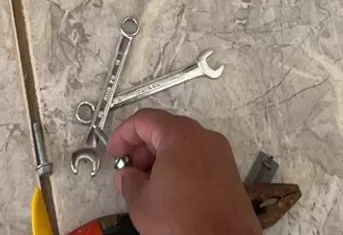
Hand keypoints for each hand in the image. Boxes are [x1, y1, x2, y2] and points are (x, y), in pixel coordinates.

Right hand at [108, 109, 259, 234]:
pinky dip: (179, 168)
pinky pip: (197, 159)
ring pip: (182, 145)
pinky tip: (169, 193)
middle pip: (164, 130)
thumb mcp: (142, 203)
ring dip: (159, 159)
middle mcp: (203, 135)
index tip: (113, 154)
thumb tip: (126, 175)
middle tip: (127, 172)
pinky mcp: (229, 172)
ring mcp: (219, 153)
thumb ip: (128, 181)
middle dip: (141, 149)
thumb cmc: (182, 222)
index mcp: (180, 134)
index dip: (123, 135)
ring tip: (146, 186)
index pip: (144, 120)